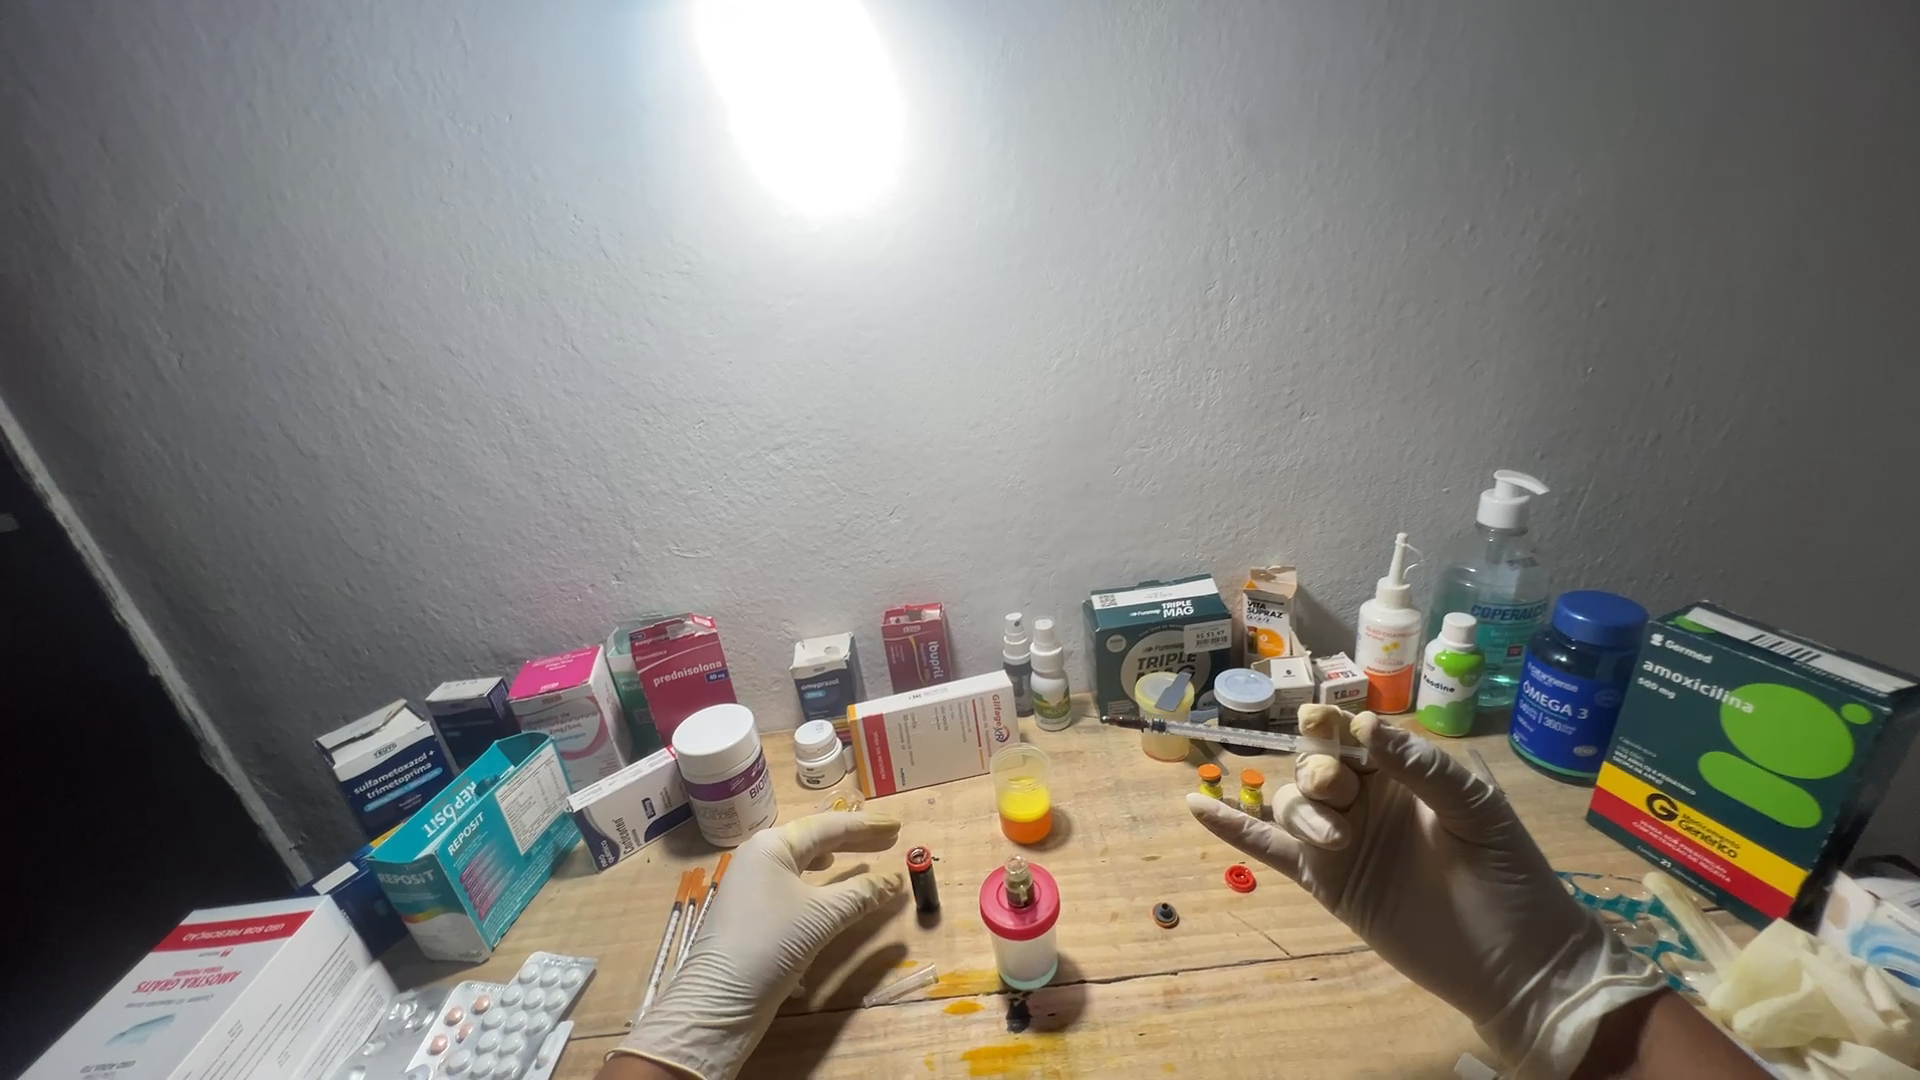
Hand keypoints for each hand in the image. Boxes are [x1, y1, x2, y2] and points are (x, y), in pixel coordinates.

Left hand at [611, 813, 904, 1079]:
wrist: (716, 1005)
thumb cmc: (769, 945)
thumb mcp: (822, 916)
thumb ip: (861, 893)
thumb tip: (895, 880)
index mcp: (773, 845)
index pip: (828, 826)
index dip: (866, 826)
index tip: (896, 826)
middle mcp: (761, 856)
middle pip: (816, 839)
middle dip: (854, 839)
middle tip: (890, 838)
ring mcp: (753, 884)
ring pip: (804, 861)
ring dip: (838, 859)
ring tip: (865, 855)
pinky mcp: (752, 912)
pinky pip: (794, 881)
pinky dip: (819, 880)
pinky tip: (828, 885)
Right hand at [1186, 706, 1664, 1077]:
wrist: (1520, 967)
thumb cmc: (1511, 879)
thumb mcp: (1477, 812)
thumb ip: (1423, 768)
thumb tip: (1368, 727)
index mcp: (1397, 772)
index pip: (1350, 734)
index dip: (1332, 725)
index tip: (1326, 726)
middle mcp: (1360, 798)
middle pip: (1312, 764)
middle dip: (1318, 769)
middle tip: (1339, 788)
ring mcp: (1337, 838)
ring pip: (1292, 804)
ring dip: (1303, 813)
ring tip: (1335, 839)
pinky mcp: (1323, 878)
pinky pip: (1267, 846)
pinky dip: (1231, 826)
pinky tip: (1195, 805)